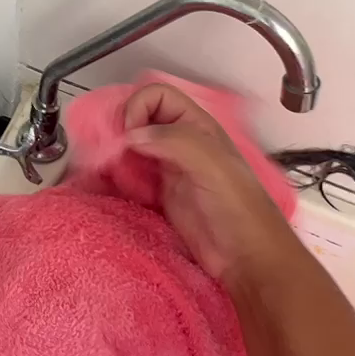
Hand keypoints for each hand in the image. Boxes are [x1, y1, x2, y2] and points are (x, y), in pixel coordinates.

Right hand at [124, 84, 297, 286]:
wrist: (245, 259)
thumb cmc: (239, 210)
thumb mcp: (213, 167)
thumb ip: (176, 142)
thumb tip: (132, 135)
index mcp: (197, 127)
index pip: (157, 96)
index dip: (138, 107)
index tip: (130, 135)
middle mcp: (180, 143)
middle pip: (139, 119)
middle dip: (120, 131)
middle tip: (113, 154)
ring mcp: (169, 168)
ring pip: (132, 147)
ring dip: (115, 155)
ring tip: (108, 172)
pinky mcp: (160, 194)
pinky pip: (132, 176)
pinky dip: (117, 177)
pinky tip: (113, 186)